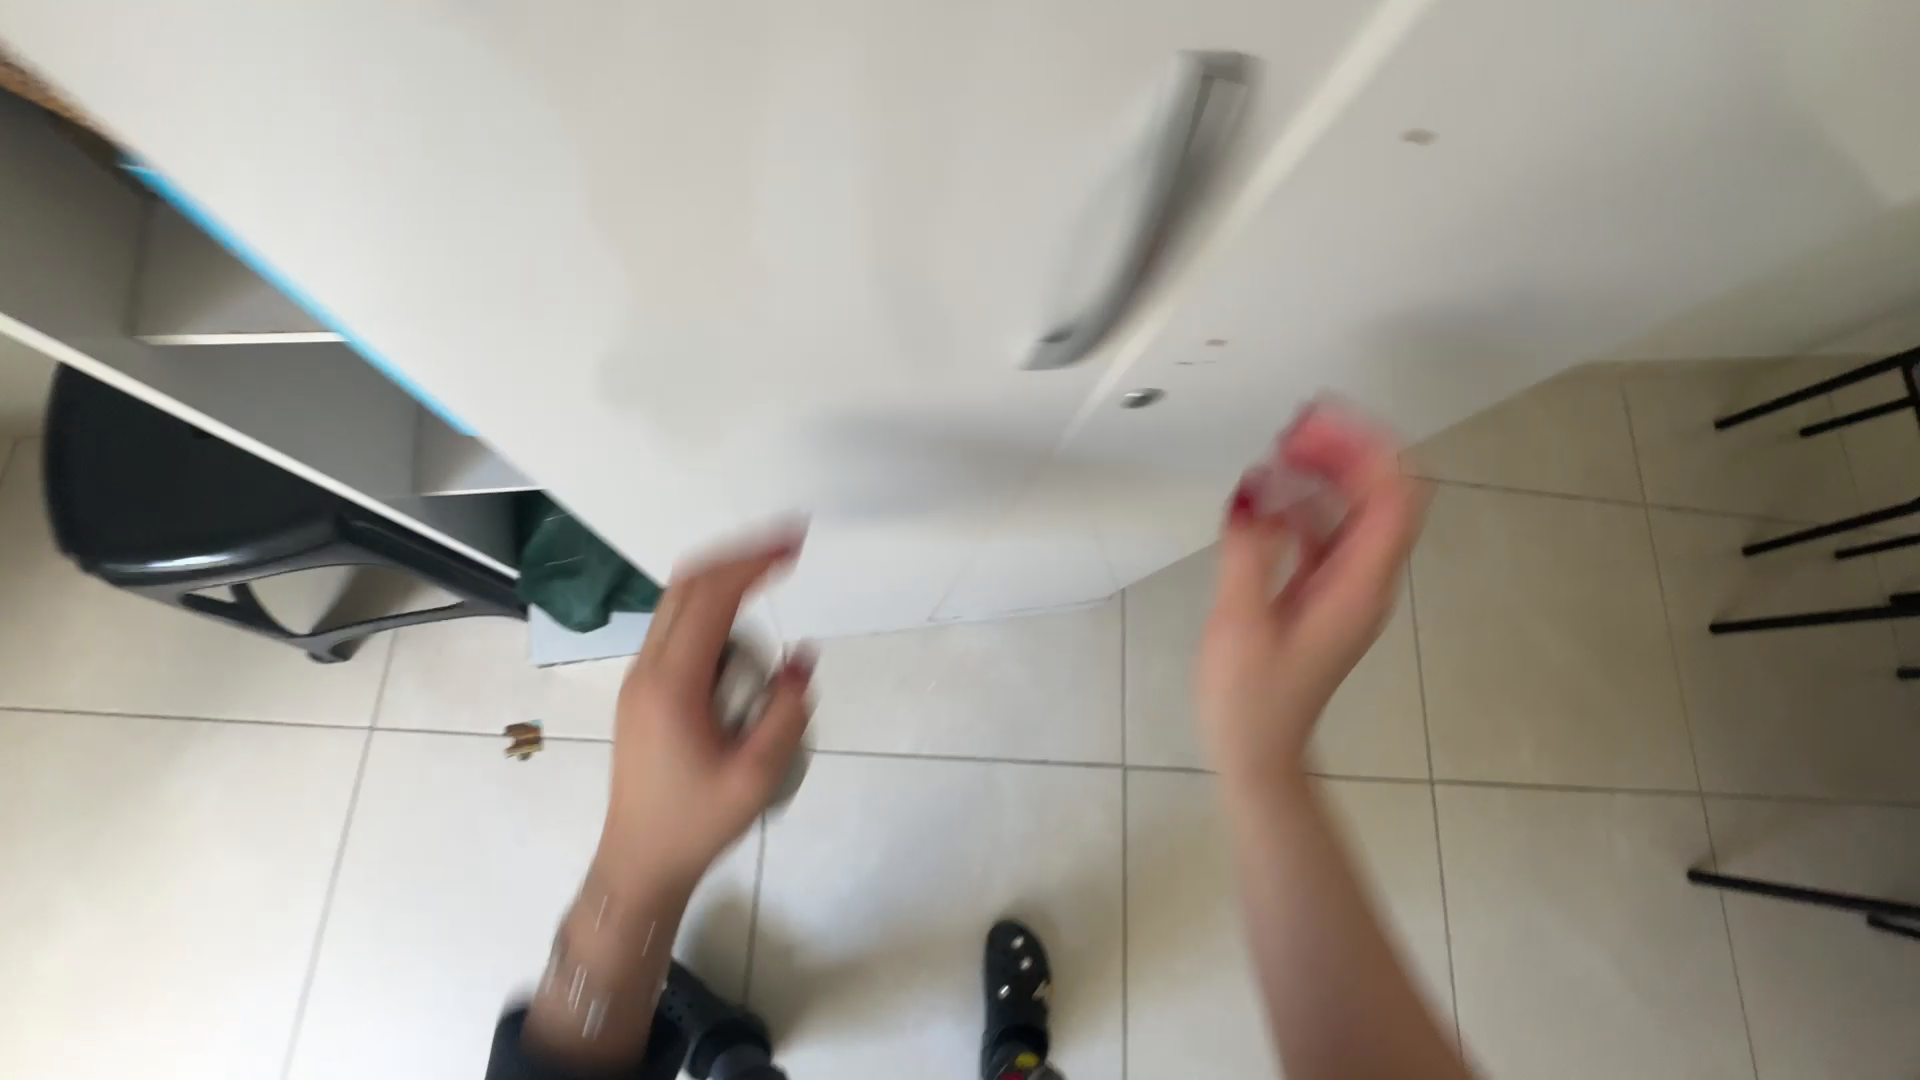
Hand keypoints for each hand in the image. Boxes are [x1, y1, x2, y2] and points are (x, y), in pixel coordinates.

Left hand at [598, 526, 814, 891]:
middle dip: (739, 556)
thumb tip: (802, 656)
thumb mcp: (757, 775)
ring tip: (772, 581)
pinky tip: (744, 629)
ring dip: (725, 583)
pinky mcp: (645, 691)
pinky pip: (678, 629)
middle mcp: (648, 669)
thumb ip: (787, 712)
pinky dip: (713, 610)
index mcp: (672, 684)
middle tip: (788, 548)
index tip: (795, 548)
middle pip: (687, 585)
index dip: (754, 562)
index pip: (711, 597)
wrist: (639, 864)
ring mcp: (641, 678)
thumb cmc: (698, 824)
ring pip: (679, 604)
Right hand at [1196, 405, 1426, 790]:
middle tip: (1296, 426)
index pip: (1393, 498)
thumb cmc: (1250, 699)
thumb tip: (1251, 490)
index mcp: (1357, 586)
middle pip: (1380, 496)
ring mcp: (1344, 587)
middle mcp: (1363, 580)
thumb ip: (1248, 552)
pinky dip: (1302, 505)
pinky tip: (1266, 496)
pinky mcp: (1320, 595)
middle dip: (1346, 451)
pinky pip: (1324, 533)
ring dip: (1325, 472)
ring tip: (1282, 447)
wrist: (1258, 753)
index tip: (1319, 421)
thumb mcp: (1240, 623)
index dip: (1367, 449)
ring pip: (1353, 511)